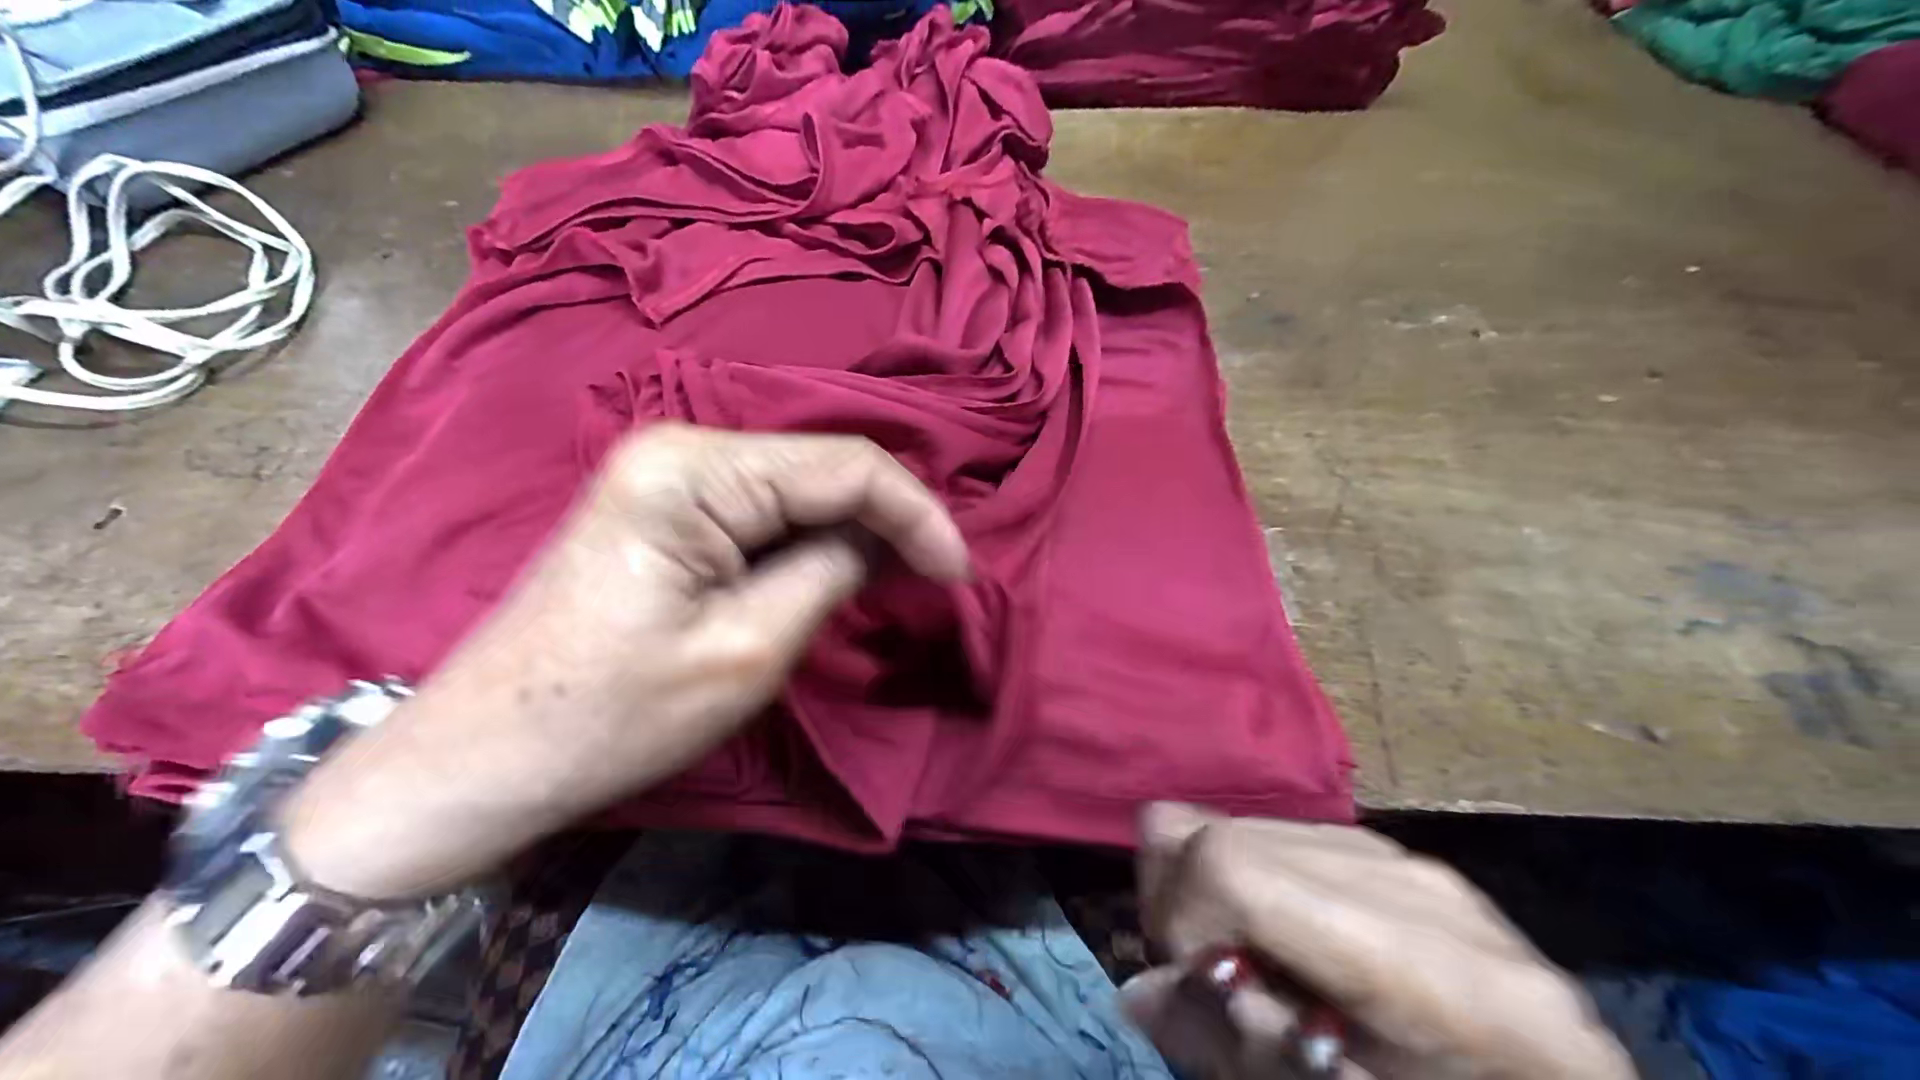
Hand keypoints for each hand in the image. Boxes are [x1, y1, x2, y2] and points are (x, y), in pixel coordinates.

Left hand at [281, 425, 969, 897]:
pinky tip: (843, 566)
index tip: (959, 574)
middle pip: (824, 465)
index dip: (918, 514)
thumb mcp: (749, 649)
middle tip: (937, 577)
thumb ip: (832, 571)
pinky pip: (765, 505)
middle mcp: (681, 446)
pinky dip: (815, 535)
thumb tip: (887, 539)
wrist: (484, 757)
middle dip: (891, 518)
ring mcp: (667, 471)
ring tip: (902, 577)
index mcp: (694, 470)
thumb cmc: (613, 715)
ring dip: (857, 527)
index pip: (846, 465)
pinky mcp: (665, 504)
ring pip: (800, 483)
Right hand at [1120, 803, 1633, 1079]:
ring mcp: (1401, 856)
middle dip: (1183, 906)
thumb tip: (1138, 991)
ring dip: (1215, 895)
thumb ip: (1232, 1048)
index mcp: (1416, 961)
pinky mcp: (1393, 854)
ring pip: (1235, 825)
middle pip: (1215, 831)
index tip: (1202, 988)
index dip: (1179, 921)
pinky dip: (1252, 886)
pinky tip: (1295, 950)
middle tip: (1222, 980)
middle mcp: (1406, 879)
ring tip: (1262, 970)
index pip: (1229, 864)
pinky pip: (1275, 839)